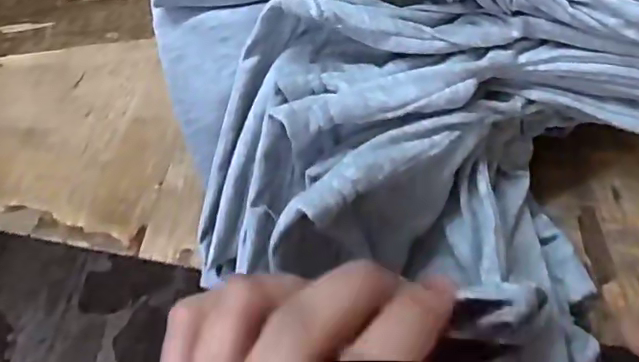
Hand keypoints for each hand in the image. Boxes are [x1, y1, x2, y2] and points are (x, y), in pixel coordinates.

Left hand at [162, 260, 456, 361]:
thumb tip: (423, 339)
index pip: (377, 359)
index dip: (418, 315)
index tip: (446, 289)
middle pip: (311, 317)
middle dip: (365, 287)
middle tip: (398, 285)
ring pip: (243, 299)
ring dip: (293, 286)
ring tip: (326, 293)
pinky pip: (191, 318)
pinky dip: (225, 303)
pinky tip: (255, 307)